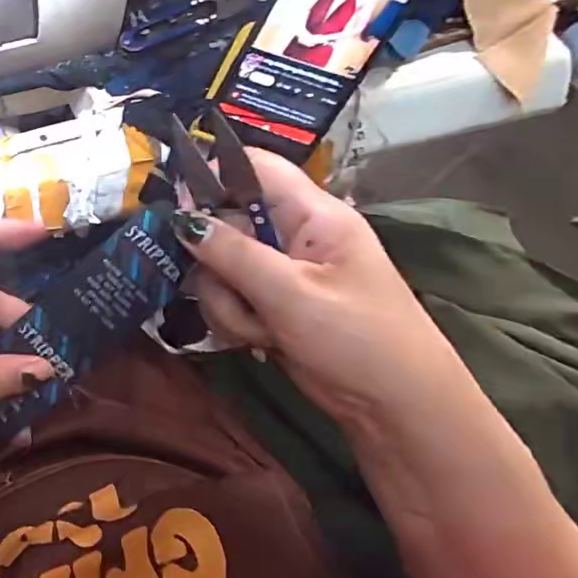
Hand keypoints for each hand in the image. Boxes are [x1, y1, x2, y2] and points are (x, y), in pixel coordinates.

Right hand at [182, 149, 479, 426]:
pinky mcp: (268, 301)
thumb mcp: (291, 294)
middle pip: (223, 223)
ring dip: (225, 300)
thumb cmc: (360, 341)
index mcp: (313, 215)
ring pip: (217, 267)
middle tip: (231, 291)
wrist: (397, 410)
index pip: (255, 167)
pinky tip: (259, 339)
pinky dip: (233, 319)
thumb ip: (232, 254)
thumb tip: (181, 220)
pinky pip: (227, 296)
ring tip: (259, 327)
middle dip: (216, 263)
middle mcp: (292, 235)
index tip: (180, 212)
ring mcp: (278, 271)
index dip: (213, 177)